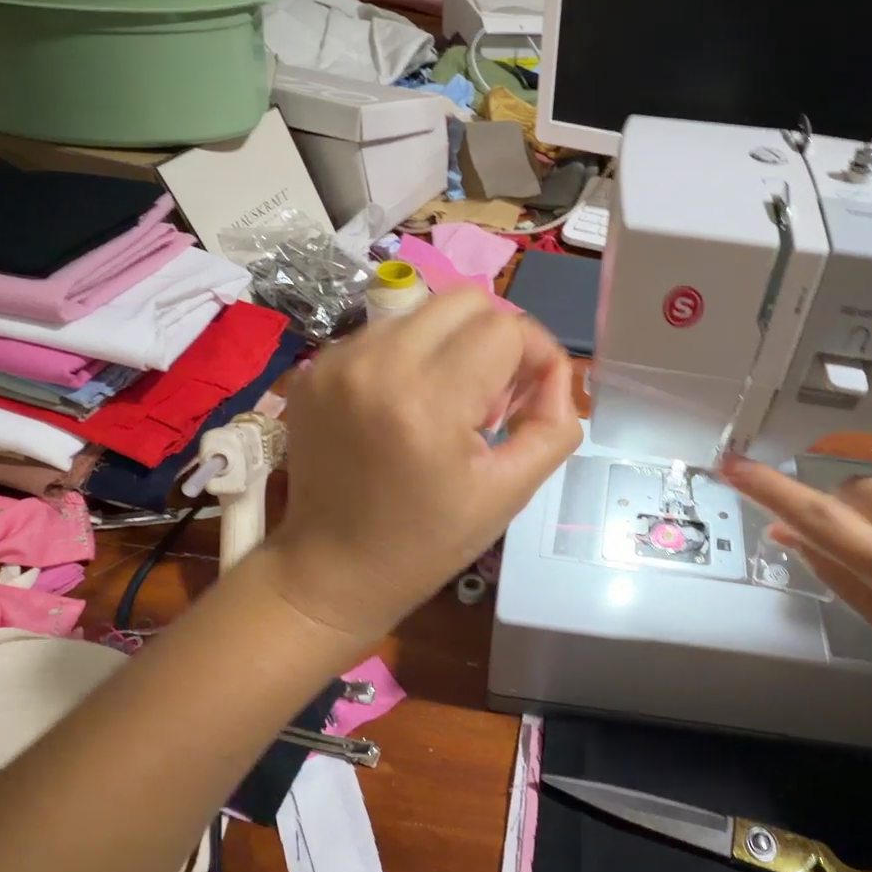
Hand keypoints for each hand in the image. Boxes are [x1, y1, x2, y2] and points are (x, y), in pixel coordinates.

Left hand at [263, 291, 581, 642]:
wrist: (333, 571)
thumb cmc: (428, 542)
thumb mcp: (511, 493)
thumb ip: (553, 426)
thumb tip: (557, 374)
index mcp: (428, 402)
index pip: (506, 328)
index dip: (538, 353)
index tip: (537, 393)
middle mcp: (377, 365)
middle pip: (466, 300)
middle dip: (497, 339)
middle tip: (494, 398)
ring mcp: (337, 362)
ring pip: (425, 311)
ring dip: (454, 345)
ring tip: (450, 406)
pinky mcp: (315, 368)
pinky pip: (385, 332)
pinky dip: (412, 356)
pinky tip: (409, 408)